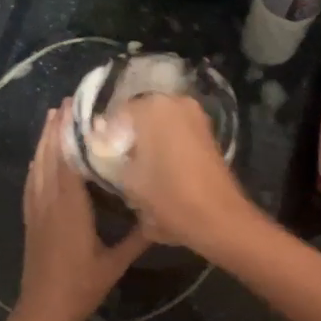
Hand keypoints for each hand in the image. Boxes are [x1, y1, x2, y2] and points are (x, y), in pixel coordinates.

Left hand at [15, 100, 149, 320]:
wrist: (43, 311)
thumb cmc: (80, 286)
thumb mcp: (115, 263)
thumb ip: (137, 236)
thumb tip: (161, 211)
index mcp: (69, 207)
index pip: (67, 159)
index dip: (70, 131)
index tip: (76, 107)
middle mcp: (49, 201)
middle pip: (49, 156)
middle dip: (56, 127)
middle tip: (66, 101)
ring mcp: (36, 208)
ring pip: (38, 165)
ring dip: (44, 139)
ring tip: (52, 116)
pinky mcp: (31, 217)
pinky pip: (32, 180)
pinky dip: (37, 161)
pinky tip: (40, 153)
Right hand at [114, 95, 262, 256]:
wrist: (219, 218)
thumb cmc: (169, 196)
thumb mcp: (128, 180)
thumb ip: (110, 158)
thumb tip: (104, 149)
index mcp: (153, 107)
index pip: (116, 113)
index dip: (106, 135)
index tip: (100, 157)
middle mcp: (175, 102)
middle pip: (139, 114)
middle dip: (127, 135)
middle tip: (118, 161)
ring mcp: (195, 115)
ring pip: (159, 122)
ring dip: (147, 139)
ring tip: (138, 167)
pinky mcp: (207, 131)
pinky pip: (175, 130)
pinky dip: (165, 143)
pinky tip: (159, 168)